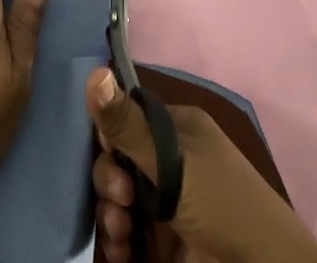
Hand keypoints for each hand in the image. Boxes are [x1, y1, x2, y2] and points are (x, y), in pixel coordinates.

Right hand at [87, 68, 316, 262]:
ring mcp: (165, 202)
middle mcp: (168, 161)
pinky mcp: (161, 238)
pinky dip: (116, 241)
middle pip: (116, 160)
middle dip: (109, 181)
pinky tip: (120, 252)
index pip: (125, 119)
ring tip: (121, 233)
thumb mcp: (173, 162)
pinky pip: (123, 231)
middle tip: (122, 200)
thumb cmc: (223, 206)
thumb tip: (94, 72)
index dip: (108, 136)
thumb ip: (128, 125)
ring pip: (115, 198)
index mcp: (176, 130)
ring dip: (109, 214)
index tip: (109, 153)